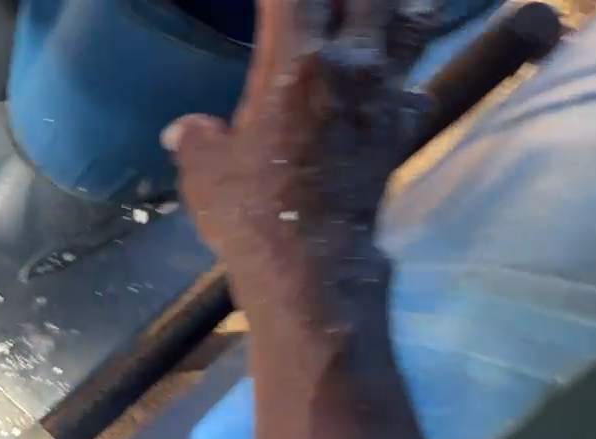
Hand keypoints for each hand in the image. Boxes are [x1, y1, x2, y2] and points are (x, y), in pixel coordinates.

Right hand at [161, 0, 428, 312]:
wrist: (307, 257)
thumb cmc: (247, 211)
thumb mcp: (203, 173)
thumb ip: (196, 140)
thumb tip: (183, 129)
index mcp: (295, 65)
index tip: (265, 0)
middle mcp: (352, 61)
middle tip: (312, 9)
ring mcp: (388, 88)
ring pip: (412, 16)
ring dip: (386, 10)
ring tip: (363, 20)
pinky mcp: (403, 120)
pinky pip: (413, 77)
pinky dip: (397, 71)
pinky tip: (378, 85)